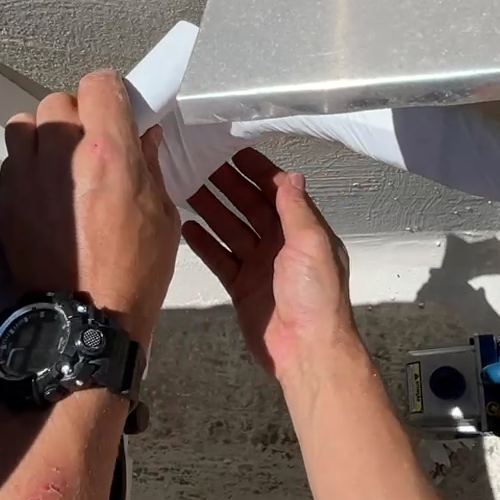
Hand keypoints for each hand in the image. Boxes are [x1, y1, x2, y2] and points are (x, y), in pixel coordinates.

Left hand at [0, 71, 177, 345]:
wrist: (87, 320)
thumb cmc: (131, 275)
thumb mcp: (162, 216)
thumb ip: (150, 167)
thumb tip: (144, 139)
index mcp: (109, 155)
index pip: (100, 85)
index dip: (111, 92)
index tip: (117, 106)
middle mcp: (63, 157)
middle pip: (59, 101)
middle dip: (79, 116)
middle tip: (94, 142)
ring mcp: (27, 179)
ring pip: (25, 125)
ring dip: (44, 135)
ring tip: (61, 163)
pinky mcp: (5, 203)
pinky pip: (11, 163)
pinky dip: (28, 169)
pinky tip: (48, 195)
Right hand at [182, 148, 357, 383]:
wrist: (307, 349)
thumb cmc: (315, 295)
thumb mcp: (311, 245)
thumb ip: (297, 210)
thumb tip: (291, 175)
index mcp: (303, 230)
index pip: (277, 191)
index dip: (255, 170)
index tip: (230, 149)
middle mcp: (281, 244)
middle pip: (249, 206)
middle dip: (227, 184)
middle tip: (198, 163)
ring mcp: (260, 265)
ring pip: (231, 229)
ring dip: (211, 209)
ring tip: (184, 187)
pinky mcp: (242, 287)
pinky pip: (220, 258)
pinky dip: (205, 243)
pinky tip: (186, 226)